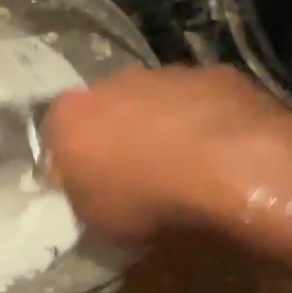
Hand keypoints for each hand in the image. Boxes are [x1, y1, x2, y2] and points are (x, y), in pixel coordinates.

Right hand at [41, 66, 291, 242]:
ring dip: (163, 126)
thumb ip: (80, 194)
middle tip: (137, 174)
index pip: (57, 134)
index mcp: (69, 114)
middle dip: (118, 134)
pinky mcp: (217, 74)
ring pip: (156, 100)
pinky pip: (203, 101)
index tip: (90, 185)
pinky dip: (206, 122)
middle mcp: (111, 82)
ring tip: (185, 167)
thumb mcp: (93, 219)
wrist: (234, 168)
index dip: (74, 160)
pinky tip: (221, 155)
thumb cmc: (147, 198)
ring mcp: (166, 74)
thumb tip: (85, 187)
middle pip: (107, 109)